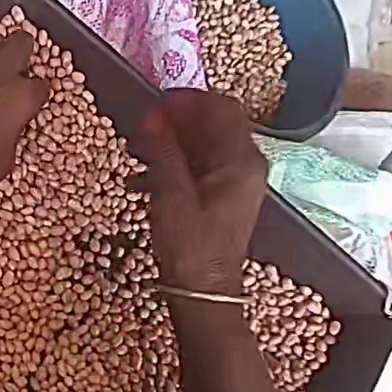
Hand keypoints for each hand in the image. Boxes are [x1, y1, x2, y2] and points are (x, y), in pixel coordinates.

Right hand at [135, 89, 266, 294]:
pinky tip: (152, 171)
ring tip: (143, 147)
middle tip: (146, 124)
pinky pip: (207, 164)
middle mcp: (248, 165)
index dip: (187, 100)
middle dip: (181, 118)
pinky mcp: (228, 197)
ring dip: (179, 139)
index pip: (219, 109)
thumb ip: (164, 152)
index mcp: (240, 161)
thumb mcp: (170, 196)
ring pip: (211, 144)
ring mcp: (240, 182)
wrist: (203, 291)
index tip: (154, 104)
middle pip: (218, 123)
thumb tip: (154, 119)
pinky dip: (182, 160)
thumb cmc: (188, 246)